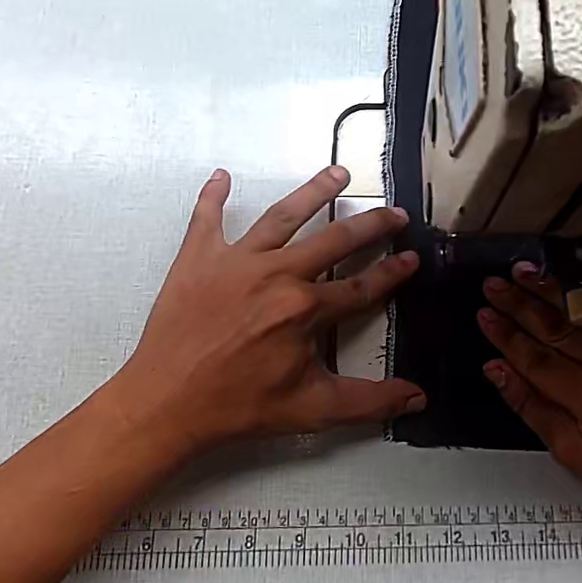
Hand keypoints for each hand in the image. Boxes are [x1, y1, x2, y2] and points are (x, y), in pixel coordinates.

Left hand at [116, 166, 426, 451]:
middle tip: (395, 212)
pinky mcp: (198, 258)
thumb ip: (370, 401)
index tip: (412, 258)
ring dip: (314, 191)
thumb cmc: (238, 407)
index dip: (392, 273)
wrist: (165, 404)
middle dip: (372, 224)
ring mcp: (236, 261)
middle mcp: (276, 275)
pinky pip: (207, 218)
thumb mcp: (312, 410)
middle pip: (335, 240)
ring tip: (338, 172)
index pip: (361, 286)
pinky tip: (222, 176)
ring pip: (284, 216)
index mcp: (305, 309)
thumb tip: (417, 398)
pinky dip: (213, 196)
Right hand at [477, 263, 581, 533]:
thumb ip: (535, 409)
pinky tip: (575, 287)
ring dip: (553, 291)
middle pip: (559, 327)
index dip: (507, 336)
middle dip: (521, 303)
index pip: (538, 357)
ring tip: (524, 272)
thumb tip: (499, 372)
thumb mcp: (580, 459)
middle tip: (493, 284)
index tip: (483, 315)